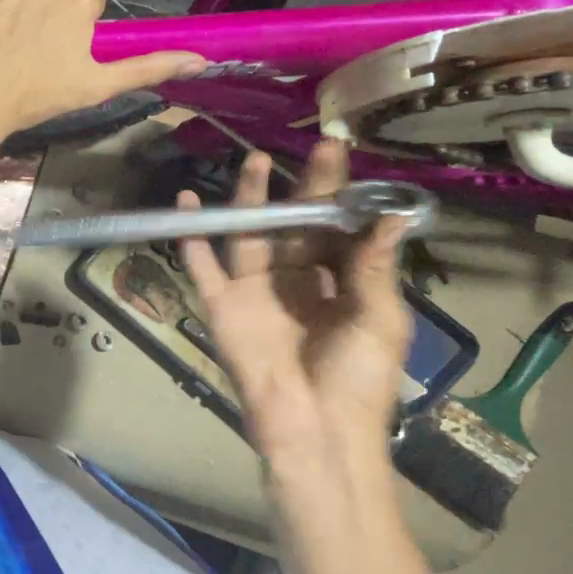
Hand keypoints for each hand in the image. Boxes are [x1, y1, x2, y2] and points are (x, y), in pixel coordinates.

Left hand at [0, 0, 204, 147]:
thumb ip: (146, 68)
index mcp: (76, 0)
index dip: (71, 34)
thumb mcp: (95, 87)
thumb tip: (200, 59)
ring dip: (12, 11)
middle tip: (25, 57)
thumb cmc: (33, 98)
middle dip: (42, 19)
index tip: (55, 59)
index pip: (84, 7)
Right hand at [176, 142, 412, 458]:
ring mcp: (255, 291)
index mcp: (341, 283)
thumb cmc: (358, 378)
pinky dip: (191, 238)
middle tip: (314, 148)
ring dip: (249, 199)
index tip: (345, 156)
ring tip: (252, 161)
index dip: (342, 194)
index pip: (339, 228)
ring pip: (248, 234)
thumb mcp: (380, 320)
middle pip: (295, 224)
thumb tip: (387, 215)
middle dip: (304, 187)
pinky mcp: (221, 305)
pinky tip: (184, 206)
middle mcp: (296, 280)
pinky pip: (202, 266)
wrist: (313, 425)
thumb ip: (373, 268)